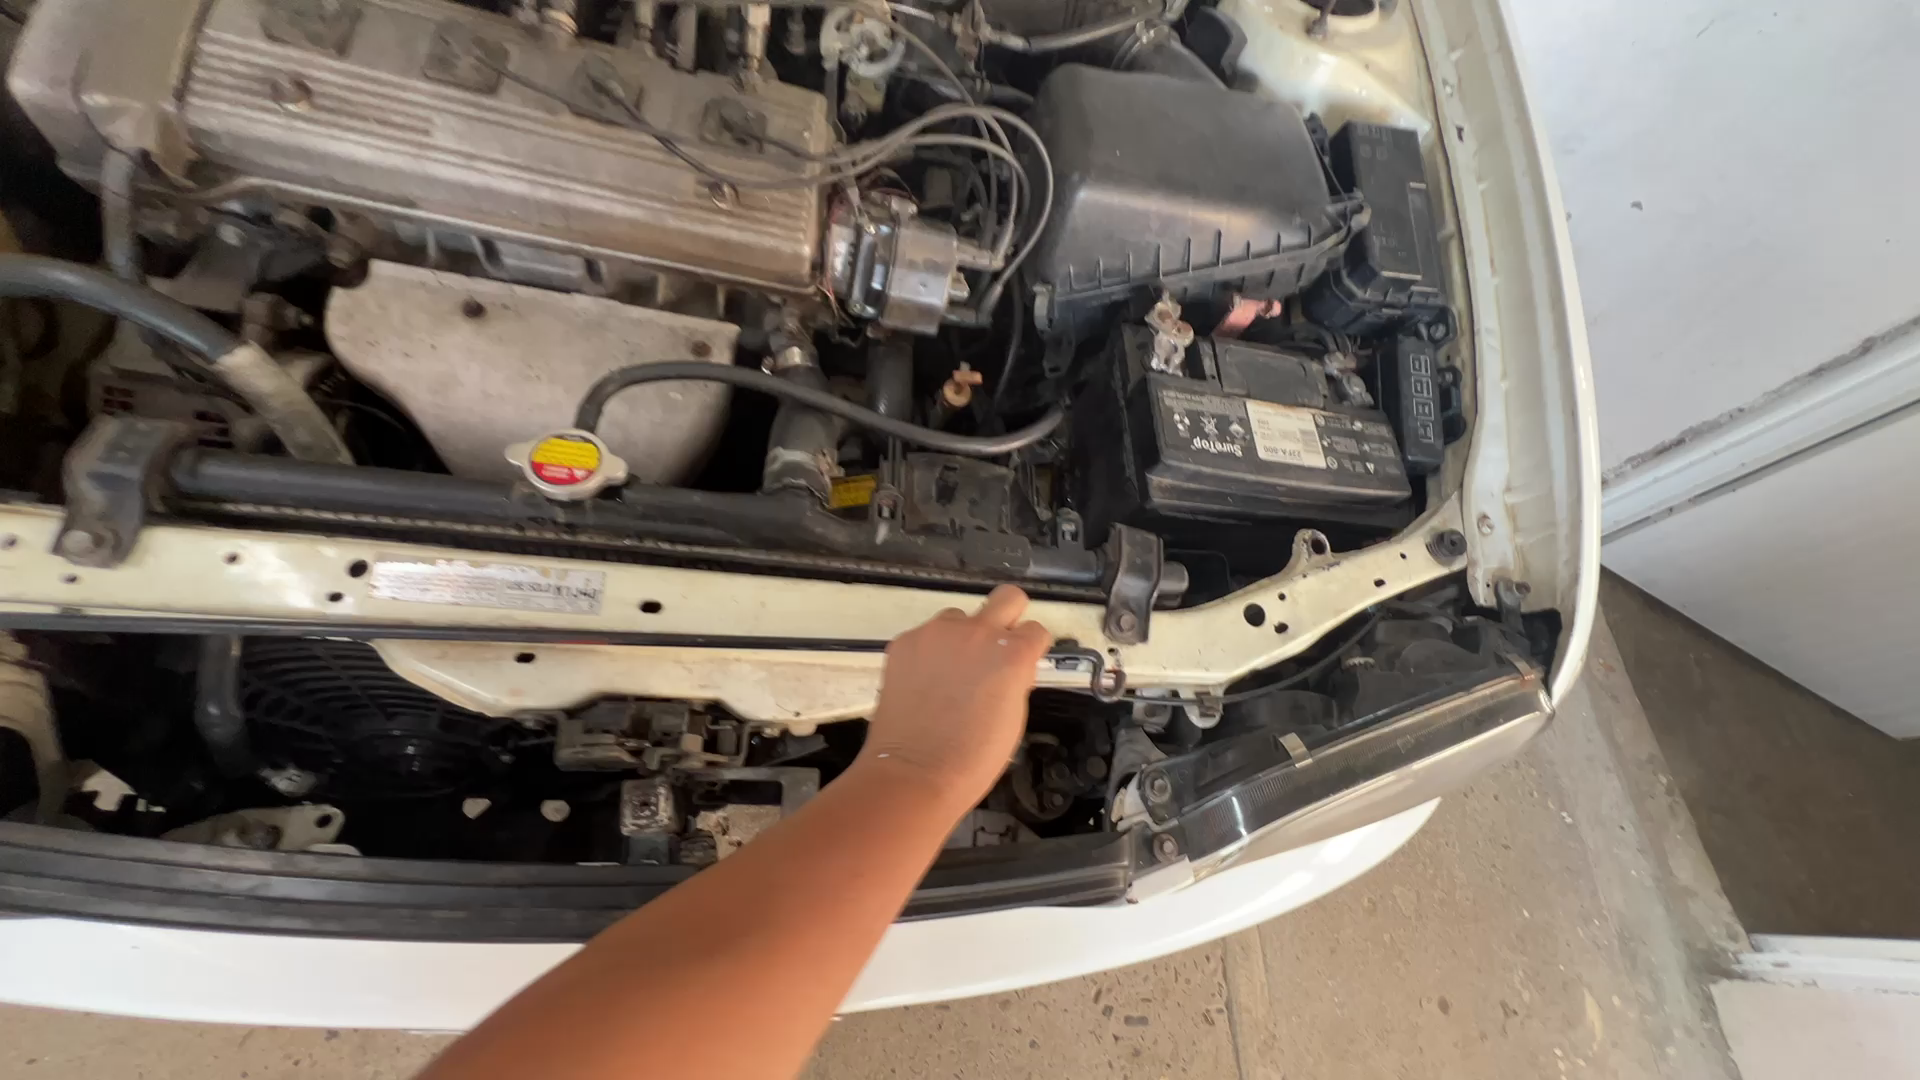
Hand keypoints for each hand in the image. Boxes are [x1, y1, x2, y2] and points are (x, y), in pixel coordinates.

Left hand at [856, 585, 1052, 817]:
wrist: (915, 773)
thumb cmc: (973, 757)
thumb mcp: (1013, 718)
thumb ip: (1016, 679)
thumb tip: (1013, 666)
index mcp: (1012, 653)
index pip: (1036, 629)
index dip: (1032, 646)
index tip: (1024, 660)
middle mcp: (977, 632)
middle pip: (1008, 596)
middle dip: (1009, 616)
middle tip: (997, 645)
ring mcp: (936, 633)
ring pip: (958, 618)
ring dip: (961, 638)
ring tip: (950, 675)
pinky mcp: (905, 642)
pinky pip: (926, 636)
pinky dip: (930, 653)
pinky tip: (924, 684)